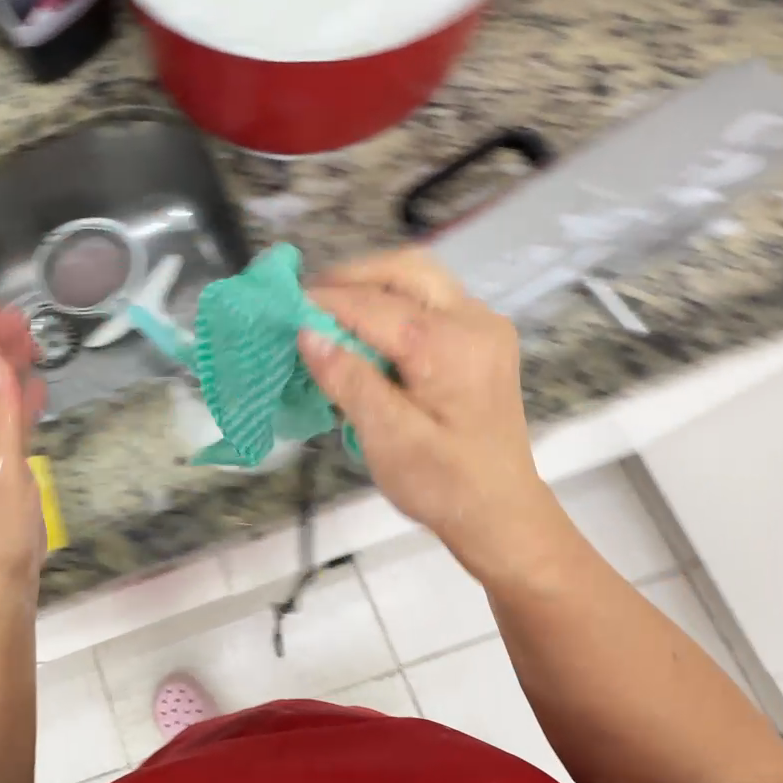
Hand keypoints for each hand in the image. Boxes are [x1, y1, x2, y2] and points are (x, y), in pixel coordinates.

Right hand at [299, 249, 575, 588]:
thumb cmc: (442, 483)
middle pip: (407, 270)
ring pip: (420, 281)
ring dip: (372, 287)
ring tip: (329, 311)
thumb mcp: (387, 437)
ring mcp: (483, 328)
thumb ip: (348, 379)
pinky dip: (392, 304)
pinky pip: (431, 303)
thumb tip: (306, 333)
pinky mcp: (481, 341)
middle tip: (307, 299)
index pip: (375, 305)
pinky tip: (364, 330)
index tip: (283, 304)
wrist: (499, 512)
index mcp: (450, 346)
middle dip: (353, 277)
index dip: (325, 302)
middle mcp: (475, 322)